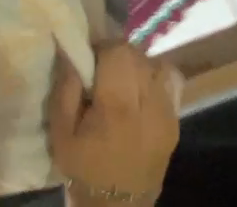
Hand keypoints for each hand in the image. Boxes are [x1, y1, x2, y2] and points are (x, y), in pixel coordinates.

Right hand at [47, 44, 182, 204]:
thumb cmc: (83, 167)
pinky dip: (152, 77)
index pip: (121, 52)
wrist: (117, 206)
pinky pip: (170, 84)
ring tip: (118, 80)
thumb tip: (69, 48)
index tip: (86, 59)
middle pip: (139, 56)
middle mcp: (151, 108)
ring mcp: (168, 116)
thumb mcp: (60, 128)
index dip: (101, 46)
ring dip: (136, 64)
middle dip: (116, 53)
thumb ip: (65, 86)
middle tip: (98, 69)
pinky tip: (136, 91)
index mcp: (119, 108)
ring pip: (157, 65)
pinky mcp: (176, 124)